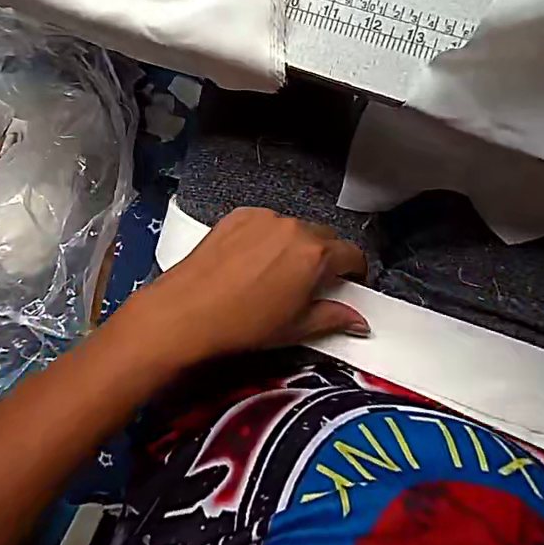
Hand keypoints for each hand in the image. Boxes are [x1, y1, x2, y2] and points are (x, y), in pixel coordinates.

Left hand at [112, 207, 368, 365]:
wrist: (187, 311)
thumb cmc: (242, 323)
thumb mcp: (296, 328)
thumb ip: (333, 318)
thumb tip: (356, 320)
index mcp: (315, 254)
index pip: (353, 254)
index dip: (355, 271)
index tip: (350, 283)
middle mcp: (293, 228)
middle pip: (324, 237)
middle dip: (326, 257)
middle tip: (313, 283)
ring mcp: (263, 218)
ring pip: (293, 228)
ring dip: (294, 245)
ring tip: (276, 273)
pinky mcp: (238, 216)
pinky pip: (264, 223)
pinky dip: (266, 237)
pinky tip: (251, 261)